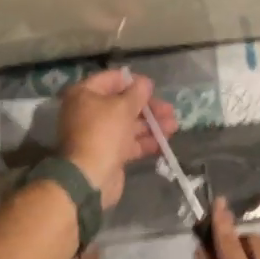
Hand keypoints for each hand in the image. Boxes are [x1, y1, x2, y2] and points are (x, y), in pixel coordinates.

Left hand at [58, 68, 177, 208]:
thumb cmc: (103, 133)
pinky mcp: (108, 153)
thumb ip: (137, 93)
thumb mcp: (123, 107)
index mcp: (85, 94)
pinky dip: (145, 141)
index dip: (134, 82)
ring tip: (174, 126)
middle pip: (123, 103)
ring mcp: (99, 134)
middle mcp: (89, 111)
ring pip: (129, 124)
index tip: (153, 87)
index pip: (112, 79)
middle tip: (170, 110)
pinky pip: (129, 142)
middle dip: (148, 107)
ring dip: (151, 124)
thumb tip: (145, 82)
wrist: (89, 179)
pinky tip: (164, 142)